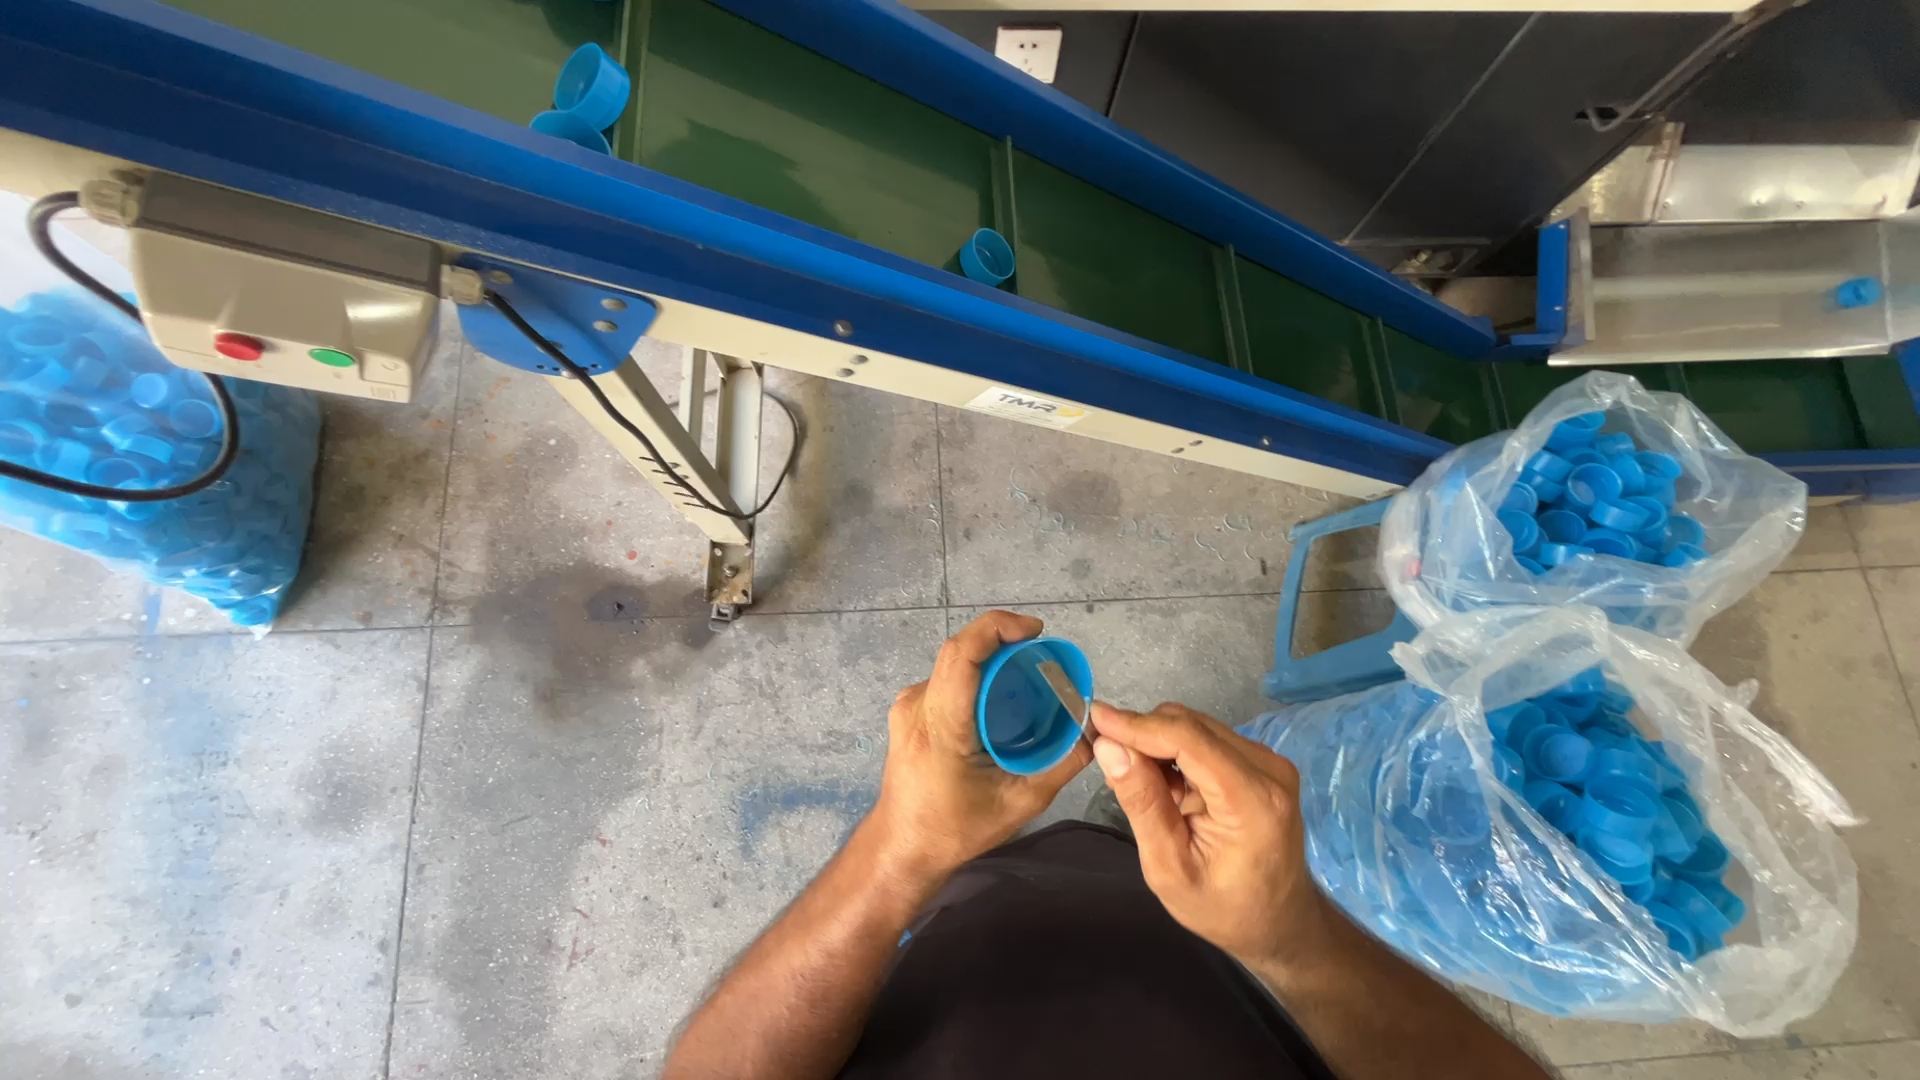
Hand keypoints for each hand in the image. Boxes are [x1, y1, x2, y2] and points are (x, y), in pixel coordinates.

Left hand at [867, 610, 1092, 877]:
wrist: (902, 847)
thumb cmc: (956, 828)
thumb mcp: (1019, 803)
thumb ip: (1061, 765)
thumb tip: (1094, 732)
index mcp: (941, 724)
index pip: (962, 654)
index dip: (997, 628)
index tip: (1035, 631)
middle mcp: (918, 704)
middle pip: (960, 652)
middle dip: (1004, 641)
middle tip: (1042, 657)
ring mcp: (908, 704)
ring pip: (954, 663)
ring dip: (991, 661)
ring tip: (1026, 677)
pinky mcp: (909, 710)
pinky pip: (947, 678)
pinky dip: (976, 677)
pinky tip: (1000, 698)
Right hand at [1089, 701, 1329, 967]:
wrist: (1278, 923)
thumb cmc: (1223, 908)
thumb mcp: (1169, 868)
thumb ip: (1142, 803)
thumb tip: (1107, 746)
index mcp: (1251, 800)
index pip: (1187, 739)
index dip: (1137, 725)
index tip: (1094, 718)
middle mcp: (1267, 769)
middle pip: (1190, 726)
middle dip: (1142, 734)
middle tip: (1108, 762)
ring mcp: (1268, 761)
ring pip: (1195, 726)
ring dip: (1157, 744)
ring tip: (1137, 783)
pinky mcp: (1261, 761)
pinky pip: (1206, 738)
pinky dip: (1175, 752)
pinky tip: (1163, 784)